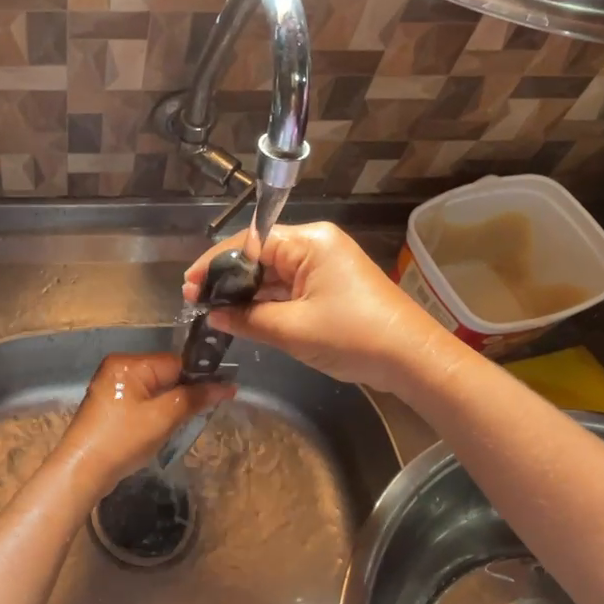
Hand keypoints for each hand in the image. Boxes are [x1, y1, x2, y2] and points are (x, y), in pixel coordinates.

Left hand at [59, 353, 234, 490]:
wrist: (82, 471)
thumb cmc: (123, 439)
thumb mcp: (163, 418)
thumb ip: (194, 398)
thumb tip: (227, 386)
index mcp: (129, 363)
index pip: (175, 362)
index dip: (199, 378)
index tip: (222, 393)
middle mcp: (118, 367)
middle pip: (165, 374)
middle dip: (183, 393)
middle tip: (200, 414)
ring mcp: (111, 386)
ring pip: (154, 389)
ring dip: (170, 404)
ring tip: (179, 424)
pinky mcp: (109, 405)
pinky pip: (141, 400)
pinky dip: (154, 412)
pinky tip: (159, 429)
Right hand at [183, 222, 446, 389]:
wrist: (413, 360)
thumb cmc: (354, 336)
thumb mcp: (293, 330)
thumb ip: (247, 319)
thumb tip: (213, 316)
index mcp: (309, 242)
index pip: (250, 242)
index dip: (216, 263)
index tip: (190, 285)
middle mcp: (316, 245)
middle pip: (260, 255)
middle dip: (228, 279)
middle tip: (196, 301)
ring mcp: (325, 266)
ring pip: (273, 273)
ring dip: (247, 292)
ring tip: (212, 311)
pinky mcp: (330, 286)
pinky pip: (289, 287)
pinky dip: (268, 302)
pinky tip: (243, 316)